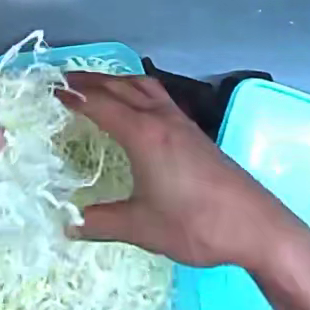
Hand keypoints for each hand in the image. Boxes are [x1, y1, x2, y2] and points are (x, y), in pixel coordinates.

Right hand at [58, 73, 309, 271]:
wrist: (257, 226)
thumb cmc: (196, 224)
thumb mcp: (143, 228)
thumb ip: (102, 223)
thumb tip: (68, 223)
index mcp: (144, 134)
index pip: (101, 105)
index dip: (75, 97)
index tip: (52, 91)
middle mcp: (161, 118)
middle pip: (121, 87)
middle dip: (92, 80)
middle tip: (65, 80)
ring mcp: (180, 122)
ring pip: (143, 87)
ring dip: (117, 81)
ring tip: (97, 85)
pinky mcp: (194, 131)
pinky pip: (158, 96)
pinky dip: (137, 90)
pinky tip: (136, 106)